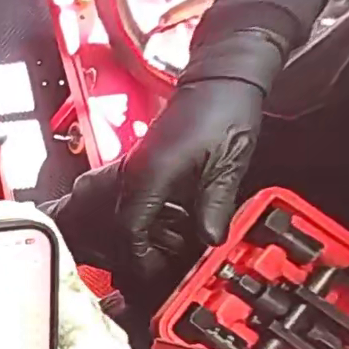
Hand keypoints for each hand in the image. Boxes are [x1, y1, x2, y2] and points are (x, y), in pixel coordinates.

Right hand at [115, 78, 262, 281]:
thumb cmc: (224, 110)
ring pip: (122, 215)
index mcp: (149, 175)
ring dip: (134, 237)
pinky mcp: (138, 164)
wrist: (220, 76)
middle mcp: (132, 173)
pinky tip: (157, 229)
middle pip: (120, 226)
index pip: (129, 229)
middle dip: (133, 252)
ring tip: (153, 255)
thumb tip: (210, 241)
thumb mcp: (228, 164)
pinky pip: (131, 201)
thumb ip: (215, 206)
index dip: (136, 256)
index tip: (147, 272)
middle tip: (152, 270)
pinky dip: (139, 220)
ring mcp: (132, 168)